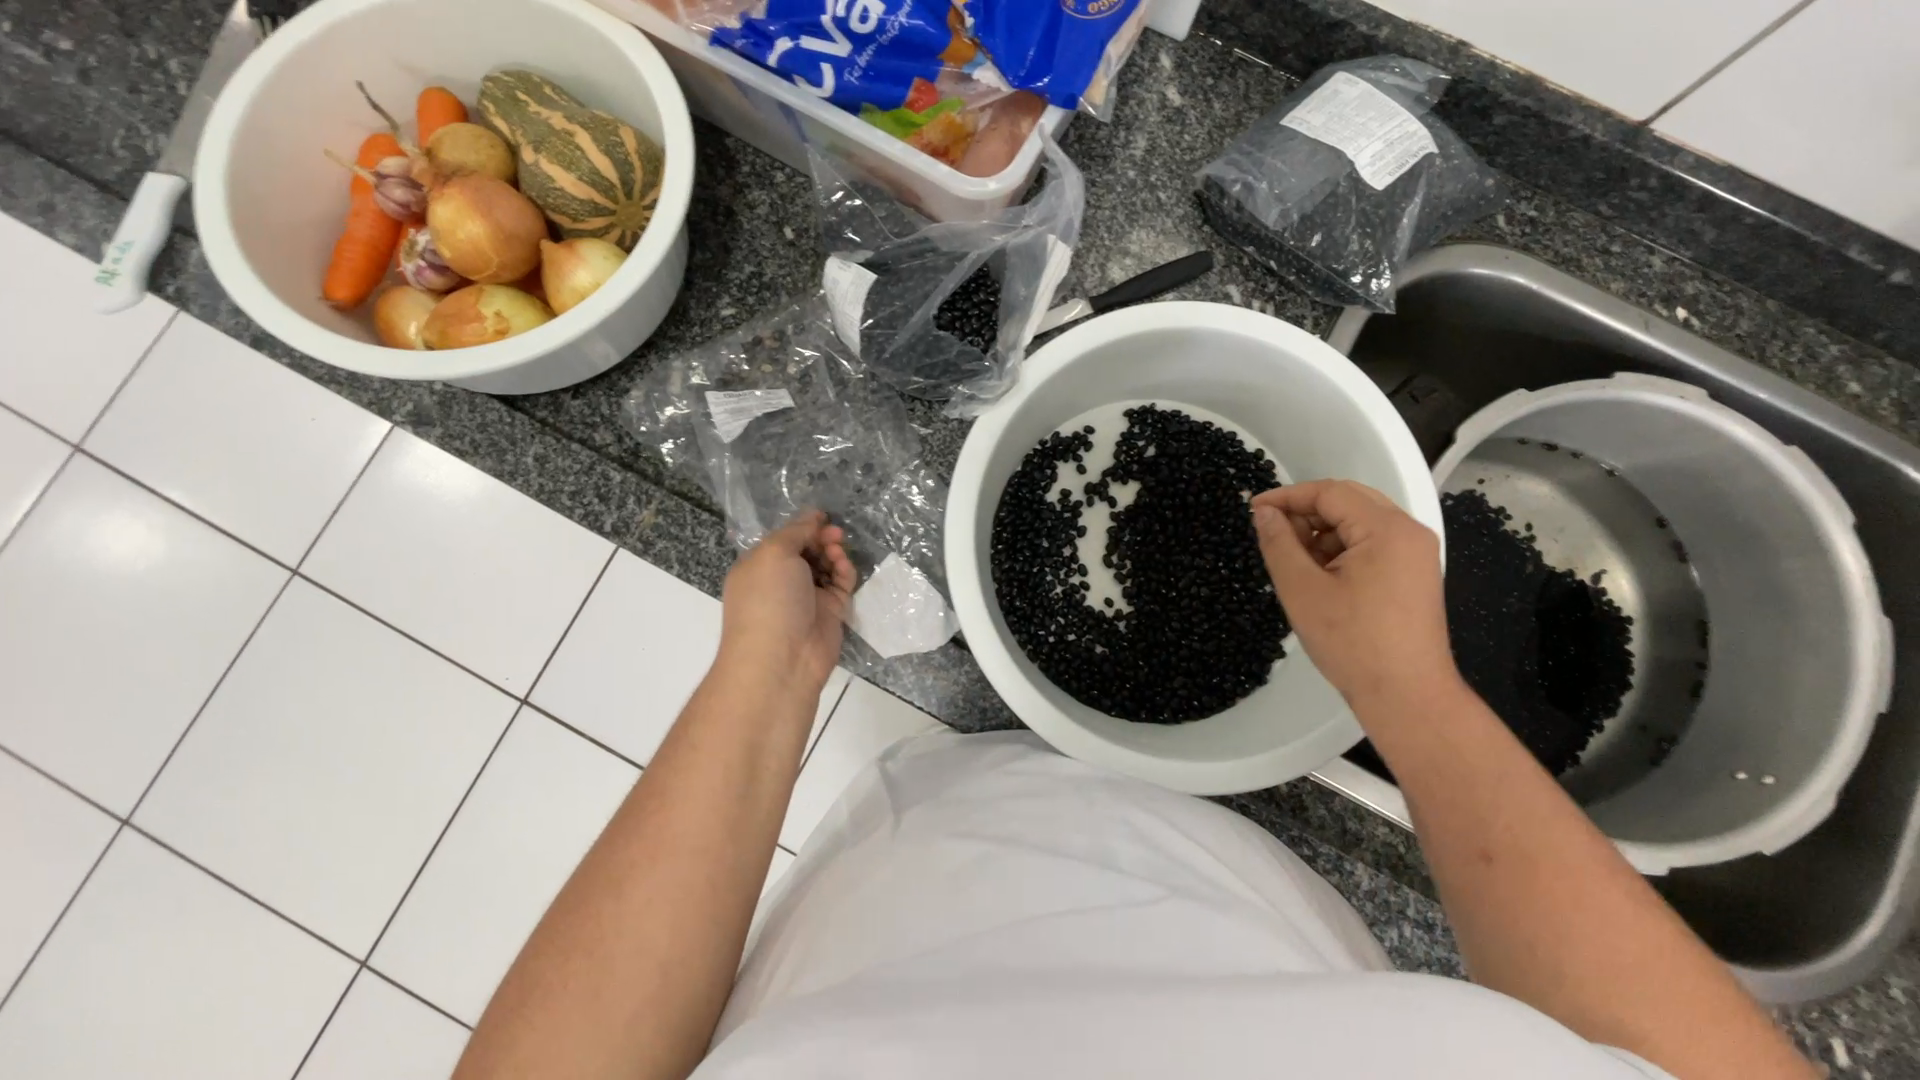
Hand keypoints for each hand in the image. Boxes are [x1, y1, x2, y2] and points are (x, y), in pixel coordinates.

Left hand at [717, 511, 855, 694]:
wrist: (782, 659)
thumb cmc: (768, 600)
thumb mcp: (773, 553)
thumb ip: (795, 532)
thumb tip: (813, 517)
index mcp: (759, 566)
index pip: (783, 539)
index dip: (802, 526)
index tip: (822, 517)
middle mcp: (781, 581)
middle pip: (807, 550)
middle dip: (821, 538)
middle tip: (834, 533)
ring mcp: (807, 598)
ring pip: (826, 566)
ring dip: (834, 553)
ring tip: (837, 549)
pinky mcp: (830, 612)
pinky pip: (841, 584)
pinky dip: (844, 571)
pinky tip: (843, 565)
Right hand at [1251, 481, 1459, 712]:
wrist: (1407, 695)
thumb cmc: (1352, 642)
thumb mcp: (1302, 590)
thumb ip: (1279, 544)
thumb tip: (1263, 513)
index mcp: (1387, 529)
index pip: (1330, 492)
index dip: (1287, 496)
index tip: (1253, 510)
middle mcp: (1408, 532)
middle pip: (1349, 501)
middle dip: (1306, 513)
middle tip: (1271, 534)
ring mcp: (1416, 554)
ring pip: (1360, 523)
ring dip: (1323, 533)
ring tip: (1294, 563)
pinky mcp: (1414, 574)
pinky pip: (1373, 544)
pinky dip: (1342, 550)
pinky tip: (1320, 577)